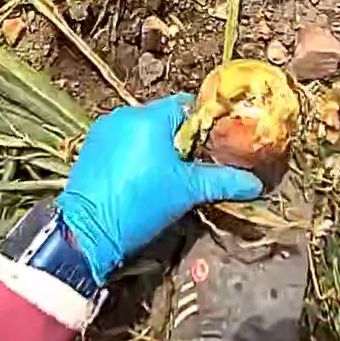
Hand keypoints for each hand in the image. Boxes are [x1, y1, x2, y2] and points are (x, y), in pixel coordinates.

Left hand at [59, 95, 263, 279]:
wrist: (84, 235)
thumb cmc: (140, 205)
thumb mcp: (186, 192)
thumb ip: (221, 181)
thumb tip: (255, 183)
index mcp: (150, 117)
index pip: (187, 105)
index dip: (204, 123)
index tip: (213, 144)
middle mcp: (126, 114)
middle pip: (166, 117)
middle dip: (181, 138)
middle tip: (193, 164)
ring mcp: (105, 129)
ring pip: (144, 129)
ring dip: (157, 145)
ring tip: (167, 173)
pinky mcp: (91, 145)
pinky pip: (124, 139)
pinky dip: (136, 151)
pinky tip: (141, 176)